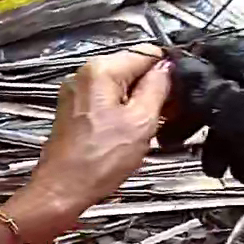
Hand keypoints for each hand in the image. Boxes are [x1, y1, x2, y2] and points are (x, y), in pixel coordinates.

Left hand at [6, 48, 170, 240]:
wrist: (62, 190)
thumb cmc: (97, 161)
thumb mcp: (140, 121)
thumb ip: (158, 87)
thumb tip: (168, 68)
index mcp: (100, 70)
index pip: (147, 53)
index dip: (169, 71)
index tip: (181, 92)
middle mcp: (83, 75)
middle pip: (132, 69)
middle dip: (153, 89)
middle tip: (170, 114)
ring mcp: (76, 94)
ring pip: (119, 88)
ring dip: (139, 104)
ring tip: (150, 128)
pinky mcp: (73, 112)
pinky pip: (105, 103)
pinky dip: (121, 114)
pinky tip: (130, 134)